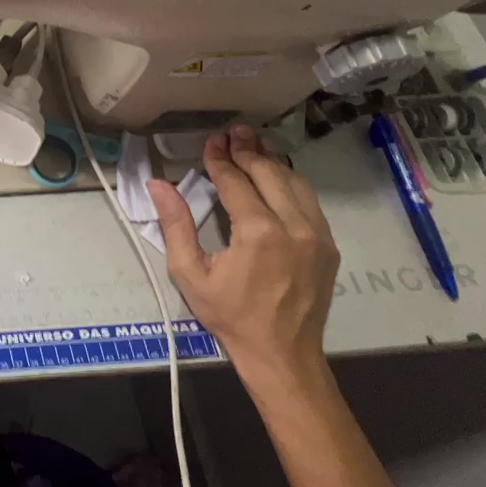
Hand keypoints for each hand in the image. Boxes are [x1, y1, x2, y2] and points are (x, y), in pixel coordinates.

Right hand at [148, 125, 339, 384]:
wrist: (281, 353)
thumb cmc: (228, 314)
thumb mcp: (189, 272)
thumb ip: (175, 224)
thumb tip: (158, 185)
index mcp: (259, 233)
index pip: (237, 182)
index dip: (220, 159)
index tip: (209, 142)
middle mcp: (295, 227)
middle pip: (271, 174)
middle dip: (249, 151)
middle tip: (232, 133)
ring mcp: (317, 236)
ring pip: (296, 184)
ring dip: (273, 162)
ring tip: (253, 145)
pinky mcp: (327, 245)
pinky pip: (309, 202)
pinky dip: (289, 183)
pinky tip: (274, 177)